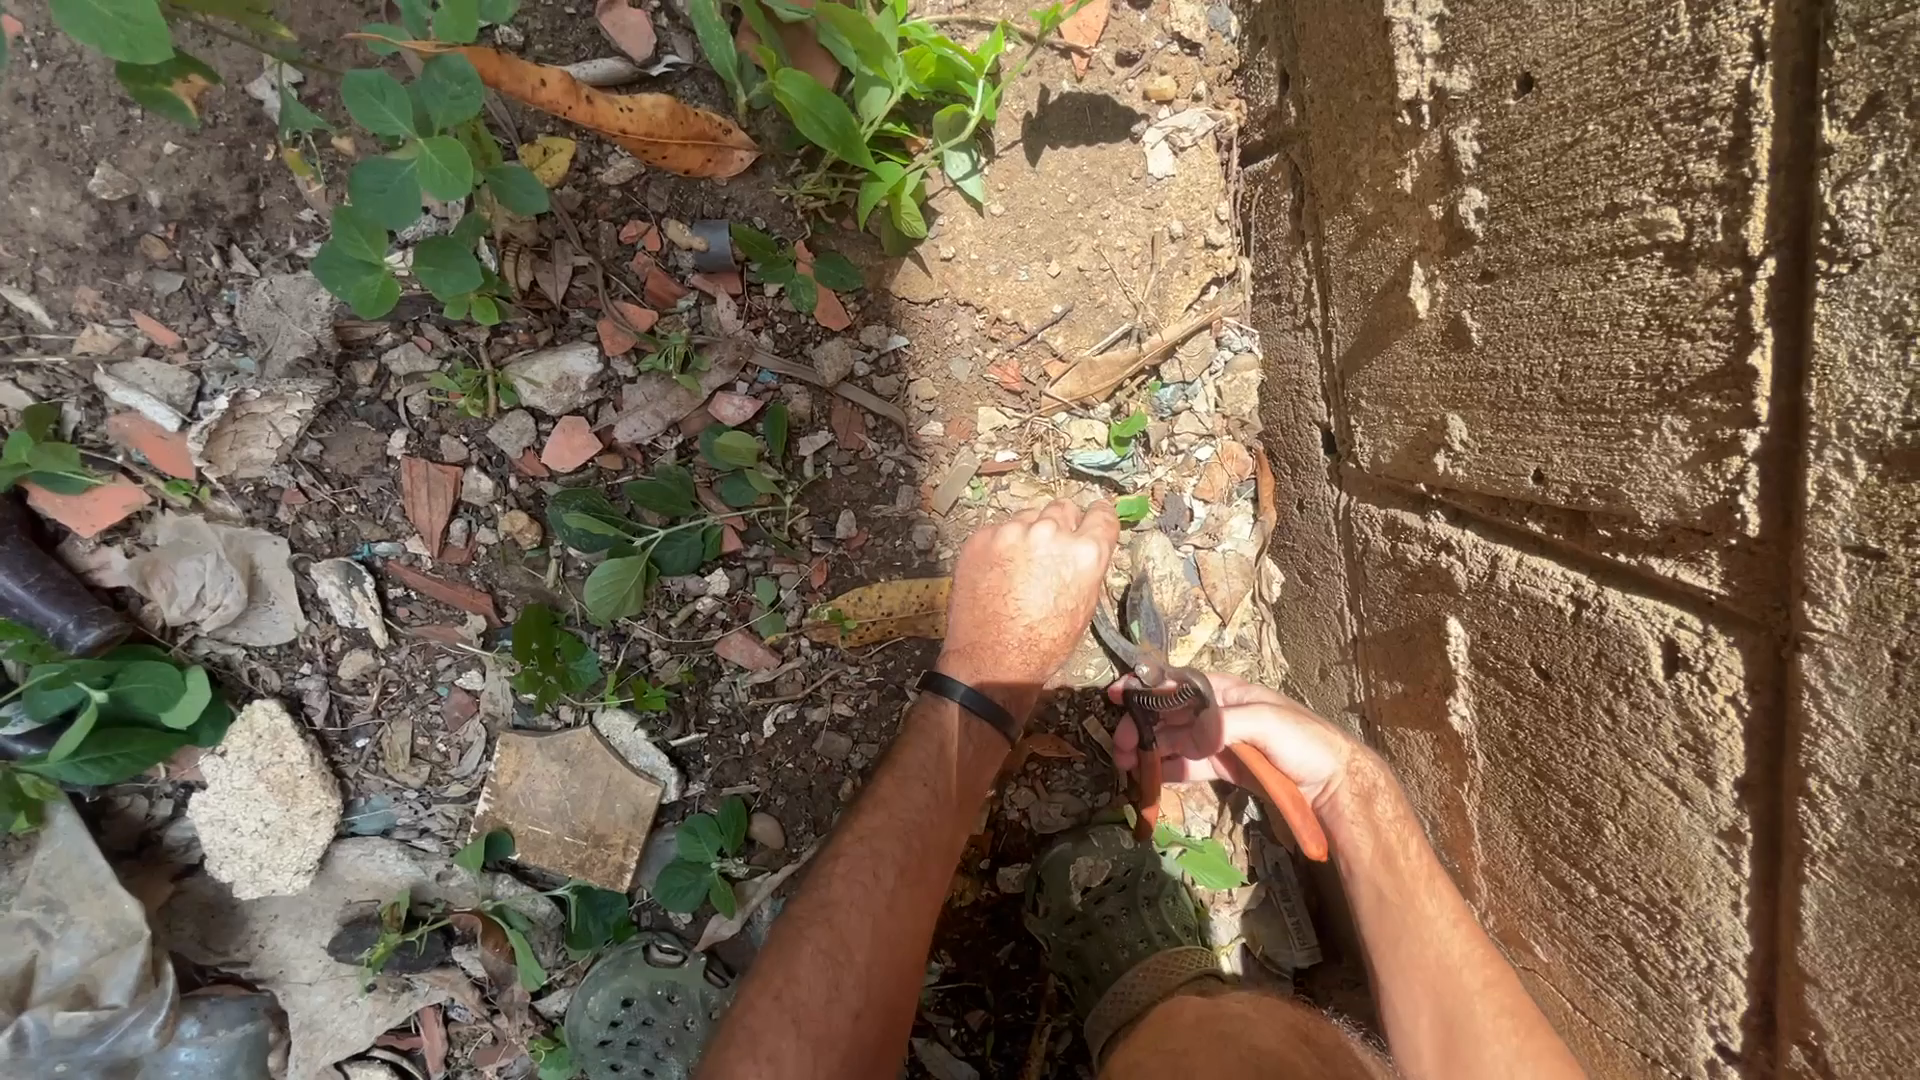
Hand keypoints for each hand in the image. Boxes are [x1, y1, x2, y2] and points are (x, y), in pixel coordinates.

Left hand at [937, 499, 1119, 699]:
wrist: (991, 660)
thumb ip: (1086, 567)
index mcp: (1084, 553)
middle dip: (1061, 524)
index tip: (1093, 516)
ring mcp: (1012, 532)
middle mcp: (1050, 534)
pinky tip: (998, 571)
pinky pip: (999, 529)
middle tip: (1052, 546)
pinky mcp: (982, 538)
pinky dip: (1001, 544)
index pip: (1102, 514)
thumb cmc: (1043, 644)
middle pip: (1063, 508)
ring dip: (1029, 532)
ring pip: (1028, 516)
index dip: (1098, 517)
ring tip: (1021, 564)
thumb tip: (1085, 548)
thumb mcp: (1083, 606)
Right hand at [1111, 672, 1362, 811]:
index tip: (1118, 694)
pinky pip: (1185, 765)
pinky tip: (1149, 778)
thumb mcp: (1266, 721)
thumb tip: (1189, 738)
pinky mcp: (1221, 766)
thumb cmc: (1304, 741)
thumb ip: (1224, 724)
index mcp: (1223, 691)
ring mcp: (1216, 740)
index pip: (1175, 681)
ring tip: (1126, 764)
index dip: (1144, 685)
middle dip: (1139, 724)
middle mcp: (1214, 711)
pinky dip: (1166, 769)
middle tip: (1119, 745)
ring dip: (1147, 749)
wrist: (1334, 783)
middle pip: (1166, 712)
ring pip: (1172, 739)